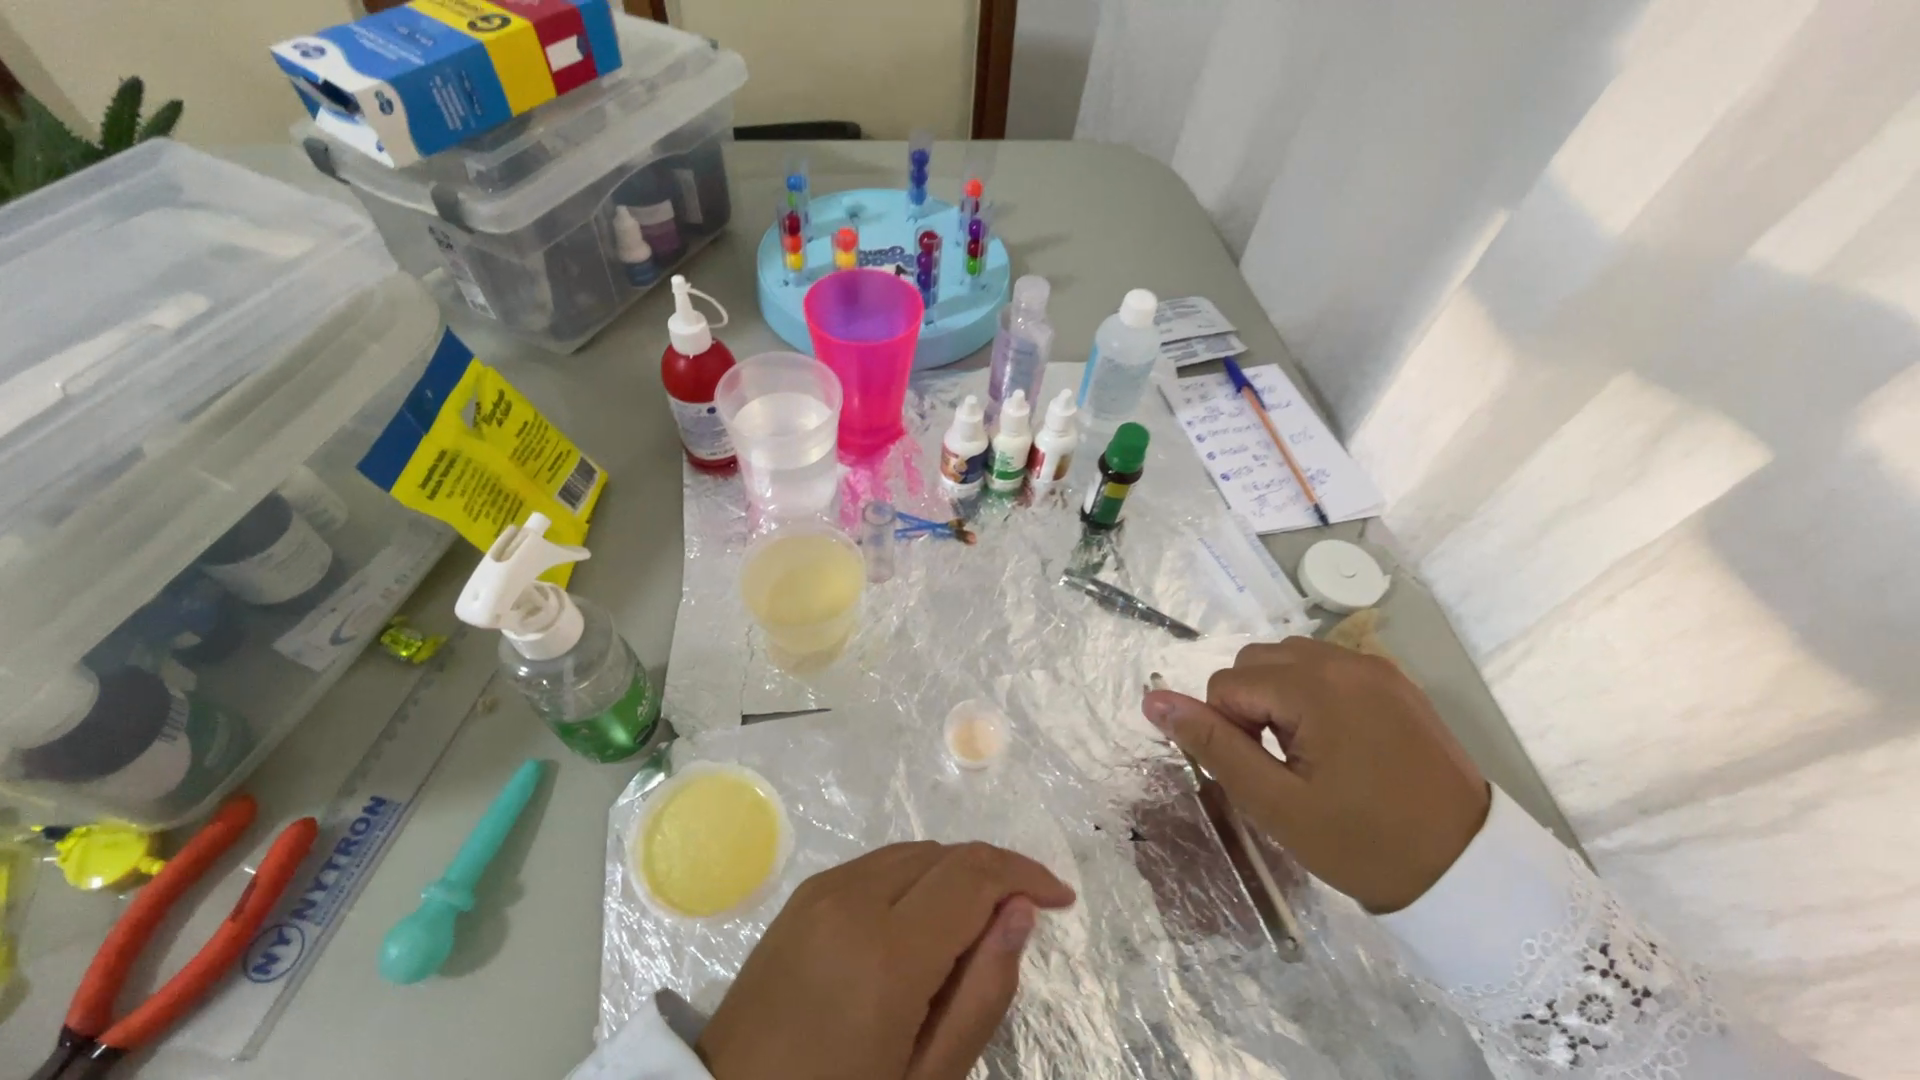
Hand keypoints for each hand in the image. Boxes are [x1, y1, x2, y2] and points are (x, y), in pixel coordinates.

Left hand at [697, 841, 1076, 1079]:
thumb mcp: (928, 1076)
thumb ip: (983, 991)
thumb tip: (1020, 910)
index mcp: (887, 950)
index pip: (974, 876)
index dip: (1026, 874)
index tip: (1061, 899)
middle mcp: (852, 899)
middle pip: (946, 855)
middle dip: (995, 874)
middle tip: (1023, 919)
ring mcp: (821, 892)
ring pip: (913, 853)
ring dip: (956, 874)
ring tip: (975, 927)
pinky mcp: (803, 896)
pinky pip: (878, 864)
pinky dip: (916, 877)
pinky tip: (923, 921)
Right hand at [1142, 637, 1489, 913]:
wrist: (1468, 869)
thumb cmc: (1364, 844)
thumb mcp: (1275, 802)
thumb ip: (1212, 744)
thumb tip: (1154, 701)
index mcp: (1316, 686)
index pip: (1227, 684)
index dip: (1230, 731)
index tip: (1265, 775)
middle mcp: (1346, 660)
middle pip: (1256, 661)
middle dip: (1251, 708)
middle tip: (1281, 766)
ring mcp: (1376, 667)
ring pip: (1289, 659)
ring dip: (1278, 698)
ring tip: (1307, 755)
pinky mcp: (1396, 681)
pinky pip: (1328, 668)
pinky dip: (1312, 695)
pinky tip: (1336, 743)